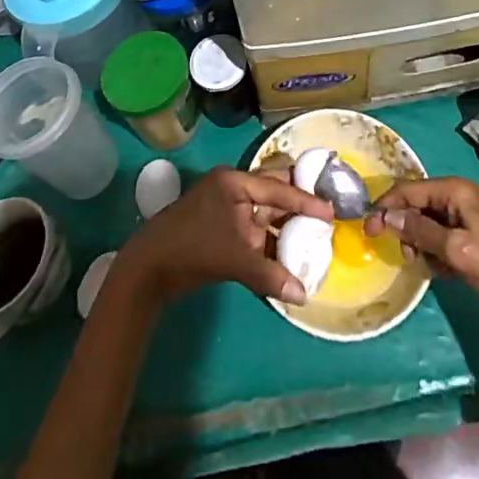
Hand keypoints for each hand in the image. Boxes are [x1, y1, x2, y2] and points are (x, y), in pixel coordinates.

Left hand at [116, 166, 333, 307]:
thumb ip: (270, 275)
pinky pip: (253, 229)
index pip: (278, 189)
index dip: (305, 202)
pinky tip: (288, 254)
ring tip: (313, 238)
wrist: (148, 268)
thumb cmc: (192, 250)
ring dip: (284, 227)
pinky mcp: (221, 227)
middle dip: (297, 208)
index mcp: (233, 183)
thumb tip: (303, 295)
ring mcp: (225, 208)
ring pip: (263, 214)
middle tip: (326, 218)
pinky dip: (269, 241)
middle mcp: (231, 189)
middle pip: (272, 195)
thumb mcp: (235, 260)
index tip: (331, 212)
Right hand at [365, 177, 478, 320]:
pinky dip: (437, 253)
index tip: (368, 231)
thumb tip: (387, 216)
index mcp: (455, 190)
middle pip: (416, 206)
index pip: (408, 190)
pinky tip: (445, 271)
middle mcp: (459, 196)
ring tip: (430, 266)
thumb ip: (419, 230)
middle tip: (407, 256)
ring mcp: (467, 217)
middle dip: (406, 229)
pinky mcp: (473, 236)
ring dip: (422, 245)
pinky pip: (442, 239)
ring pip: (427, 224)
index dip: (386, 207)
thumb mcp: (454, 248)